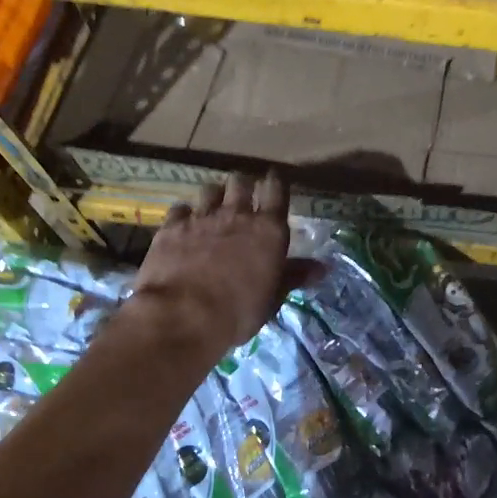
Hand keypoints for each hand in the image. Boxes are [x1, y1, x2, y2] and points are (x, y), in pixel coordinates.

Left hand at [131, 172, 305, 363]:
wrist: (183, 317)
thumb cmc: (237, 312)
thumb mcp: (272, 298)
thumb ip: (294, 276)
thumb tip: (323, 267)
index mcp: (267, 229)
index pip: (276, 189)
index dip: (275, 182)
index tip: (273, 180)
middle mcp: (236, 215)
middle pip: (240, 181)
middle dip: (241, 185)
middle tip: (241, 196)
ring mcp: (202, 218)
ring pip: (209, 189)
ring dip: (213, 196)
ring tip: (212, 207)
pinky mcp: (172, 227)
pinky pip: (179, 208)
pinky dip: (183, 214)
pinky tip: (182, 225)